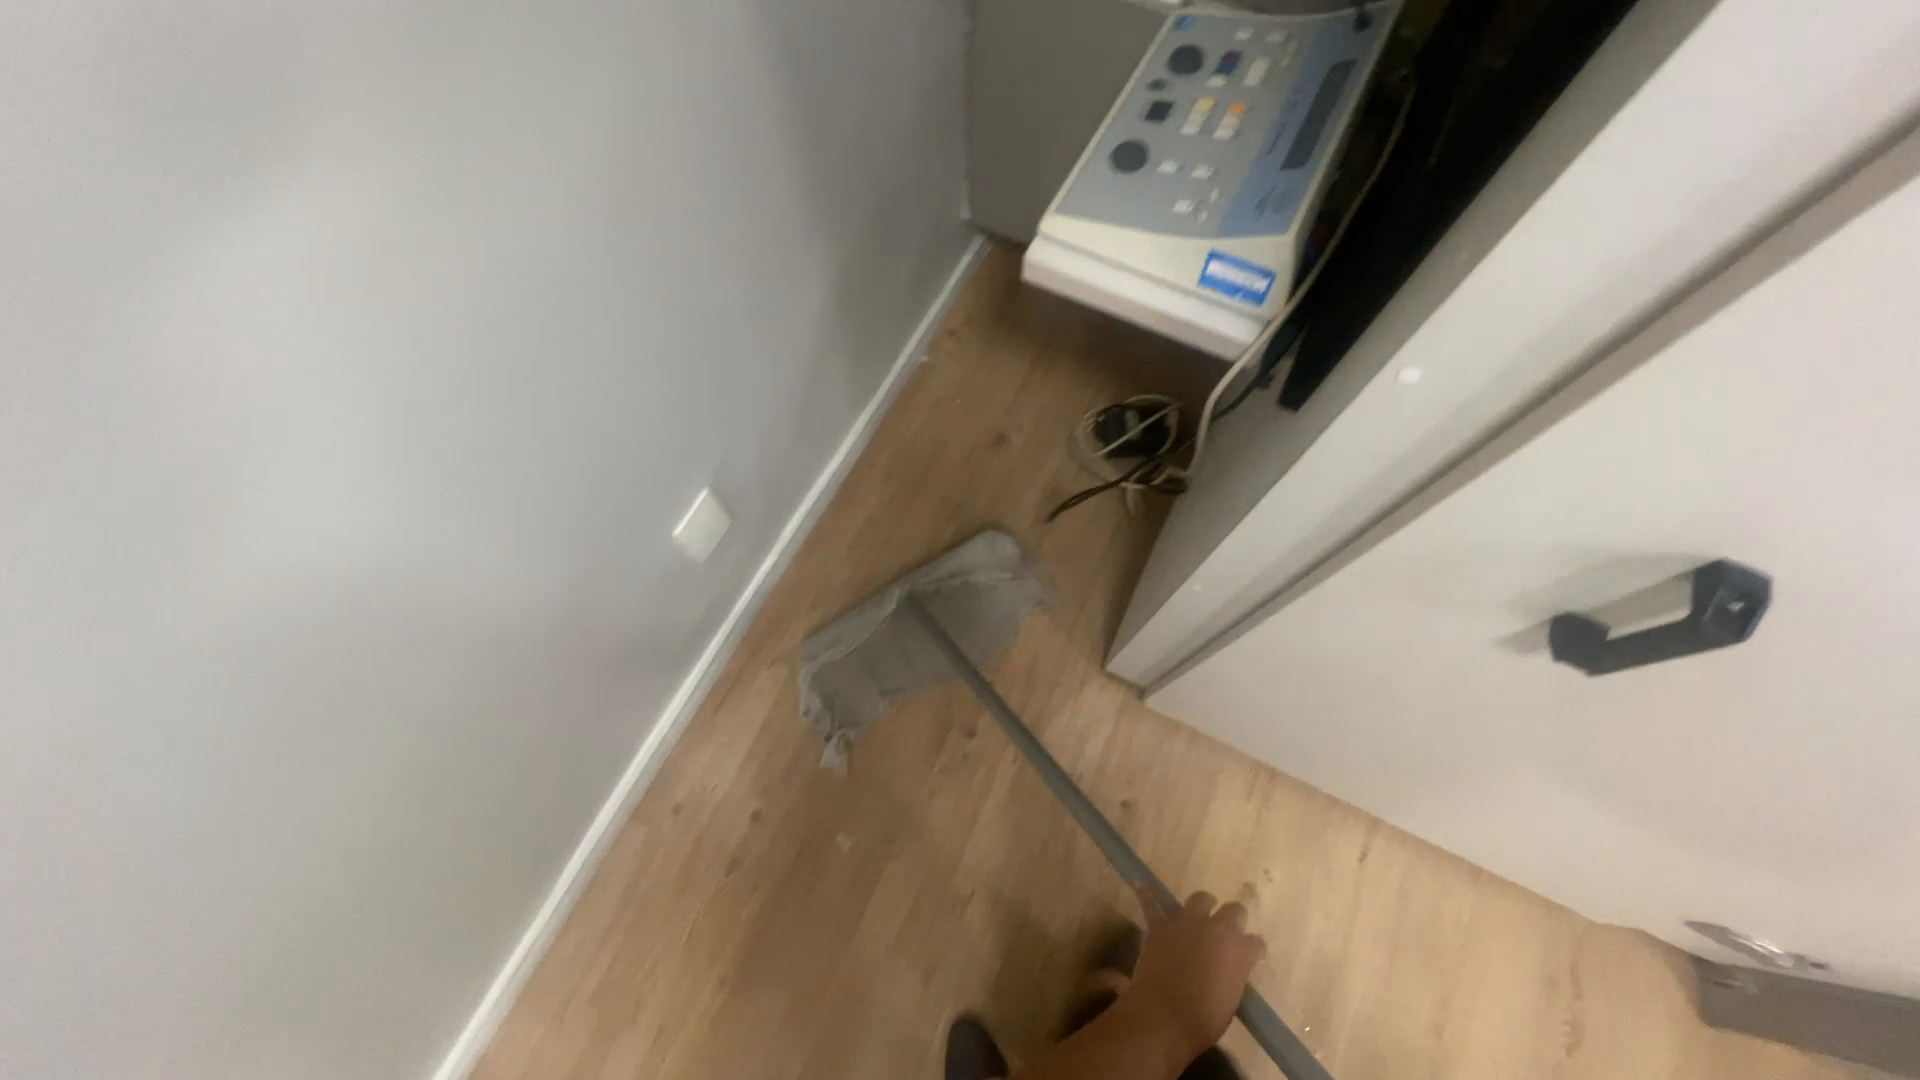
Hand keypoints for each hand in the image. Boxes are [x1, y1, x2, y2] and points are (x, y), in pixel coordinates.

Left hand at [1119, 885, 1266, 1060]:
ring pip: (1199, 899)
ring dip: (1202, 906)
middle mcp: (1217, 929)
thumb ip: (1233, 975)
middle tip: (1227, 930)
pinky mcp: (1160, 924)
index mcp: (1240, 952)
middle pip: (1234, 911)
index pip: (1256, 943)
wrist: (1164, 1016)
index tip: (1250, 955)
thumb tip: (1229, 969)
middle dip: (1233, 918)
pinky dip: (1146, 894)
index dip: (1253, 949)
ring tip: (1199, 912)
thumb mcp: (1231, 999)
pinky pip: (1151, 903)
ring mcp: (1187, 922)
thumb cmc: (1204, 1019)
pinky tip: (1141, 885)